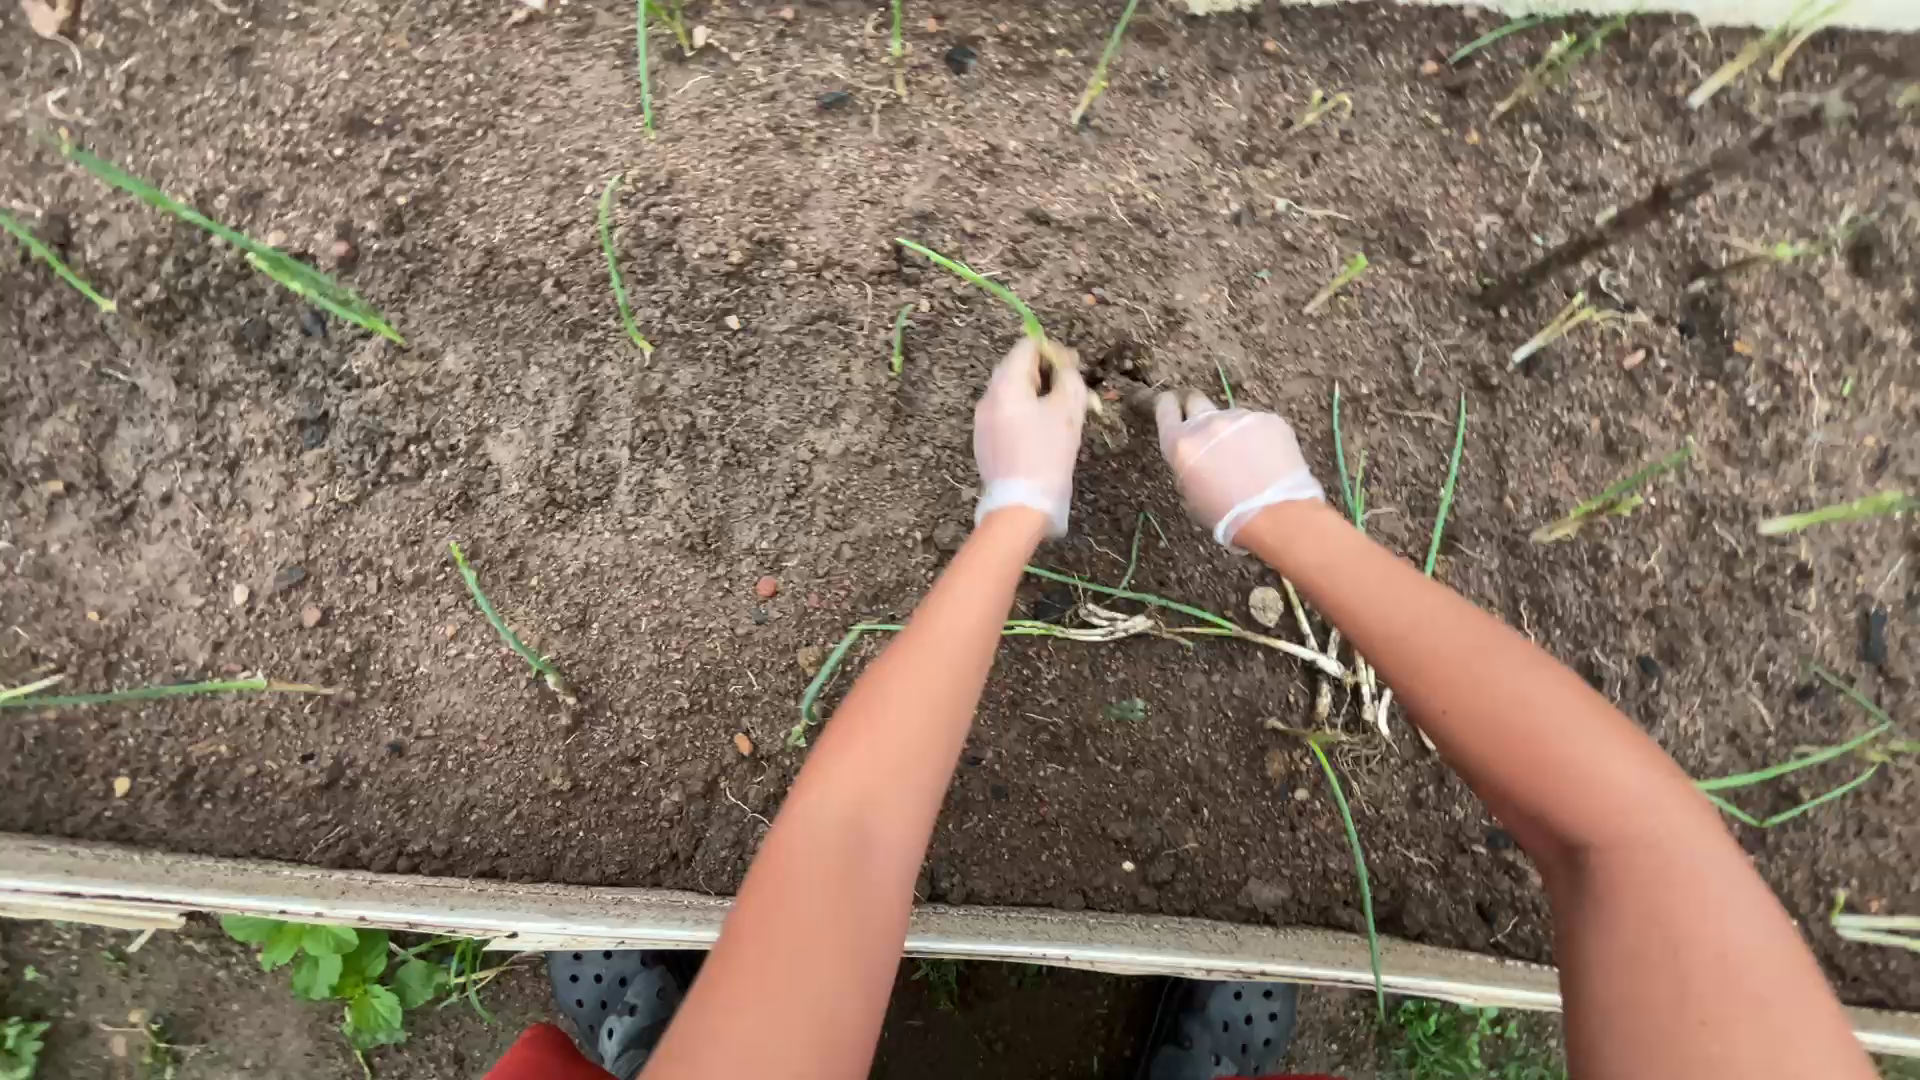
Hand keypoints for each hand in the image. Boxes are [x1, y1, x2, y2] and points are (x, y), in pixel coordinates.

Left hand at [973, 339, 1088, 536]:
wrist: (1020, 505)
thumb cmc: (1047, 455)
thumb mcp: (1069, 411)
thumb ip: (1070, 378)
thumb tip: (1065, 367)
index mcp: (1005, 385)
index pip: (1026, 347)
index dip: (1052, 351)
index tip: (1072, 366)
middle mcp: (987, 398)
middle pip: (1015, 369)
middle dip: (1044, 373)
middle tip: (1069, 387)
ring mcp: (982, 422)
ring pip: (1010, 395)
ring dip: (1034, 395)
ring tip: (1058, 412)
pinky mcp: (984, 442)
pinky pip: (1004, 416)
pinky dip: (1023, 414)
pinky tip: (1041, 433)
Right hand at [1154, 391, 1322, 545]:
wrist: (1275, 514)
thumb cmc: (1226, 515)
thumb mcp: (1190, 494)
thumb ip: (1187, 464)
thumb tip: (1195, 456)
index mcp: (1181, 443)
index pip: (1166, 408)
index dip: (1168, 405)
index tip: (1171, 406)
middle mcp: (1207, 423)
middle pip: (1195, 401)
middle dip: (1196, 411)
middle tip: (1206, 432)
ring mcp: (1240, 417)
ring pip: (1230, 417)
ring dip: (1232, 431)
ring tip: (1246, 459)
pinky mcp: (1269, 419)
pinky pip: (1257, 423)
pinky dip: (1258, 437)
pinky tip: (1266, 460)